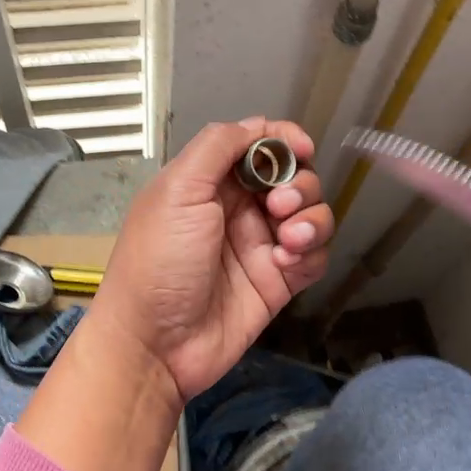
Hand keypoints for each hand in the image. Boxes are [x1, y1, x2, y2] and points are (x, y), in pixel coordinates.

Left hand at [93, 118, 333, 403]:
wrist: (155, 344)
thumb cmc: (159, 260)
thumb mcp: (177, 191)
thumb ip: (217, 148)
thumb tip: (257, 126)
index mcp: (209, 180)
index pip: (257, 144)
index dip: (283, 139)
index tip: (301, 148)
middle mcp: (238, 207)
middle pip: (292, 176)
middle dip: (298, 184)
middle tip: (279, 207)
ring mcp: (260, 244)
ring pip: (310, 213)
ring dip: (311, 217)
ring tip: (289, 238)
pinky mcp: (278, 280)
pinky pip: (315, 254)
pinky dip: (312, 252)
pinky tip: (287, 262)